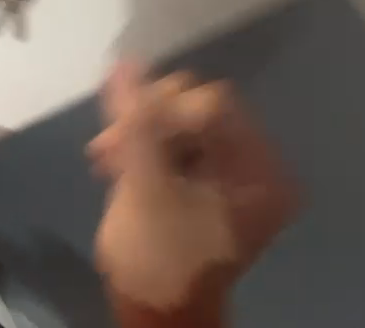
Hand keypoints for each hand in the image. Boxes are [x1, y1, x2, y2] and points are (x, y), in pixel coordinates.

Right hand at [89, 62, 298, 324]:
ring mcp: (220, 167)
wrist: (153, 306)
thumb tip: (125, 61)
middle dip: (143, 117)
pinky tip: (112, 161)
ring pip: (168, 112)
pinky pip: (161, 130)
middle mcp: (248, 162)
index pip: (209, 102)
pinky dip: (132, 138)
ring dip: (131, 127)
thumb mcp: (149, 188)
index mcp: (258, 169)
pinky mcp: (191, 170)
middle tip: (112, 147)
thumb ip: (138, 121)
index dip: (162, 108)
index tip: (126, 134)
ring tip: (106, 158)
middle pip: (188, 102)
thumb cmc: (160, 255)